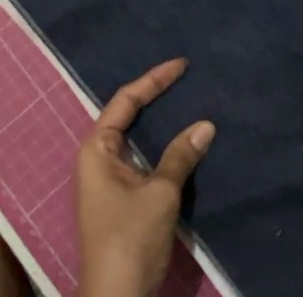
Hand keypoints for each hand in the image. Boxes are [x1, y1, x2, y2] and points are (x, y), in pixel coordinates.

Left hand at [76, 58, 215, 296]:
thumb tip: (205, 124)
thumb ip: (180, 156)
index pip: (125, 101)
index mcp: (96, 149)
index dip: (153, 80)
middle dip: (155, 96)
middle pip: (127, 116)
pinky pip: (143, 160)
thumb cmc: (130, 238)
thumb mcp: (160, 193)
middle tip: (185, 78)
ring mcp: (108, 180)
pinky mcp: (120, 199)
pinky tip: (183, 143)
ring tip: (186, 101)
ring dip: (160, 124)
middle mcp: (97, 158)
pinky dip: (162, 148)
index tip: (182, 65)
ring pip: (136, 140)